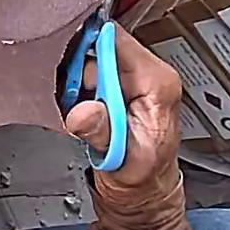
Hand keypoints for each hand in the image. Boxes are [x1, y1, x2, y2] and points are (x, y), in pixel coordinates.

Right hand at [63, 29, 183, 207]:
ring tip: (82, 111)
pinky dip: (77, 89)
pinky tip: (83, 109)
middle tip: (78, 101)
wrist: (144, 190)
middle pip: (97, 46)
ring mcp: (131, 77)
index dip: (87, 50)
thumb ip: (103, 133)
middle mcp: (147, 73)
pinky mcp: (118, 84)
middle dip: (78, 71)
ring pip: (89, 58)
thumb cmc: (141, 176)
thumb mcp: (122, 160)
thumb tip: (84, 112)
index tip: (72, 72)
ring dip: (75, 82)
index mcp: (157, 82)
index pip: (115, 38)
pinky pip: (88, 73)